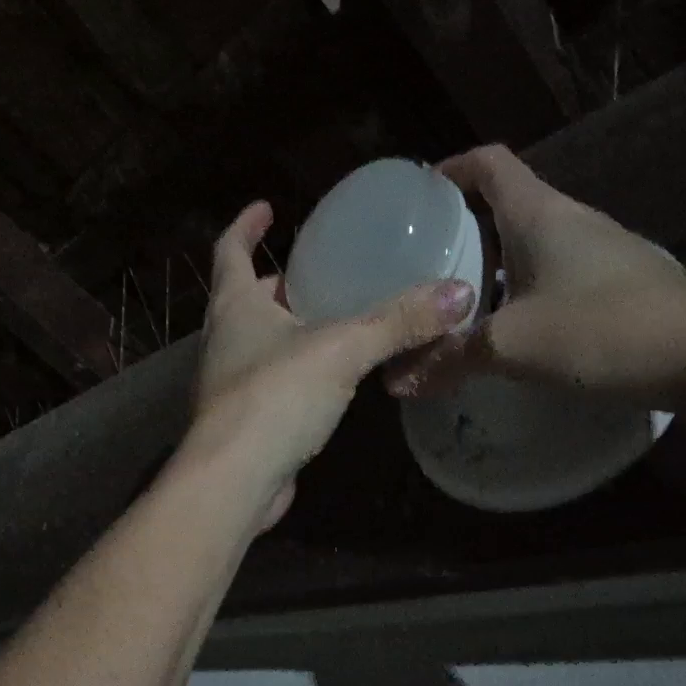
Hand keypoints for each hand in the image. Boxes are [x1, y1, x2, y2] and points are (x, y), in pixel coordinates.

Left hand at [185, 201, 475, 526]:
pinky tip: (334, 375)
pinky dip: (301, 367)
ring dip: (292, 324)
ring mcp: (230, 382)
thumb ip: (397, 322)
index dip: (245, 224)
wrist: (234, 479)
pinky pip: (275, 379)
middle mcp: (225, 338)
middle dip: (281, 279)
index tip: (268, 206)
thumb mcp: (341, 350)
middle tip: (323, 268)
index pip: (230, 250)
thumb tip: (460, 292)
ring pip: (262, 339)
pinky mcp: (246, 419)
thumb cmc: (274, 397)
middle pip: (248, 296)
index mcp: (235, 306)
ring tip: (338, 315)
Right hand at [385, 145, 685, 402]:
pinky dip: (522, 292)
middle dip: (461, 228)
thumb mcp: (511, 345)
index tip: (416, 195)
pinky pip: (553, 276)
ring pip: (529, 246)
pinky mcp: (619, 286)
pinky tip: (509, 331)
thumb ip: (449, 358)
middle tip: (420, 263)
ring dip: (491, 266)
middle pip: (505, 205)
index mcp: (539, 214)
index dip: (448, 169)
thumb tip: (394, 381)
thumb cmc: (603, 328)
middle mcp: (570, 221)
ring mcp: (600, 252)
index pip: (488, 163)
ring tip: (454, 302)